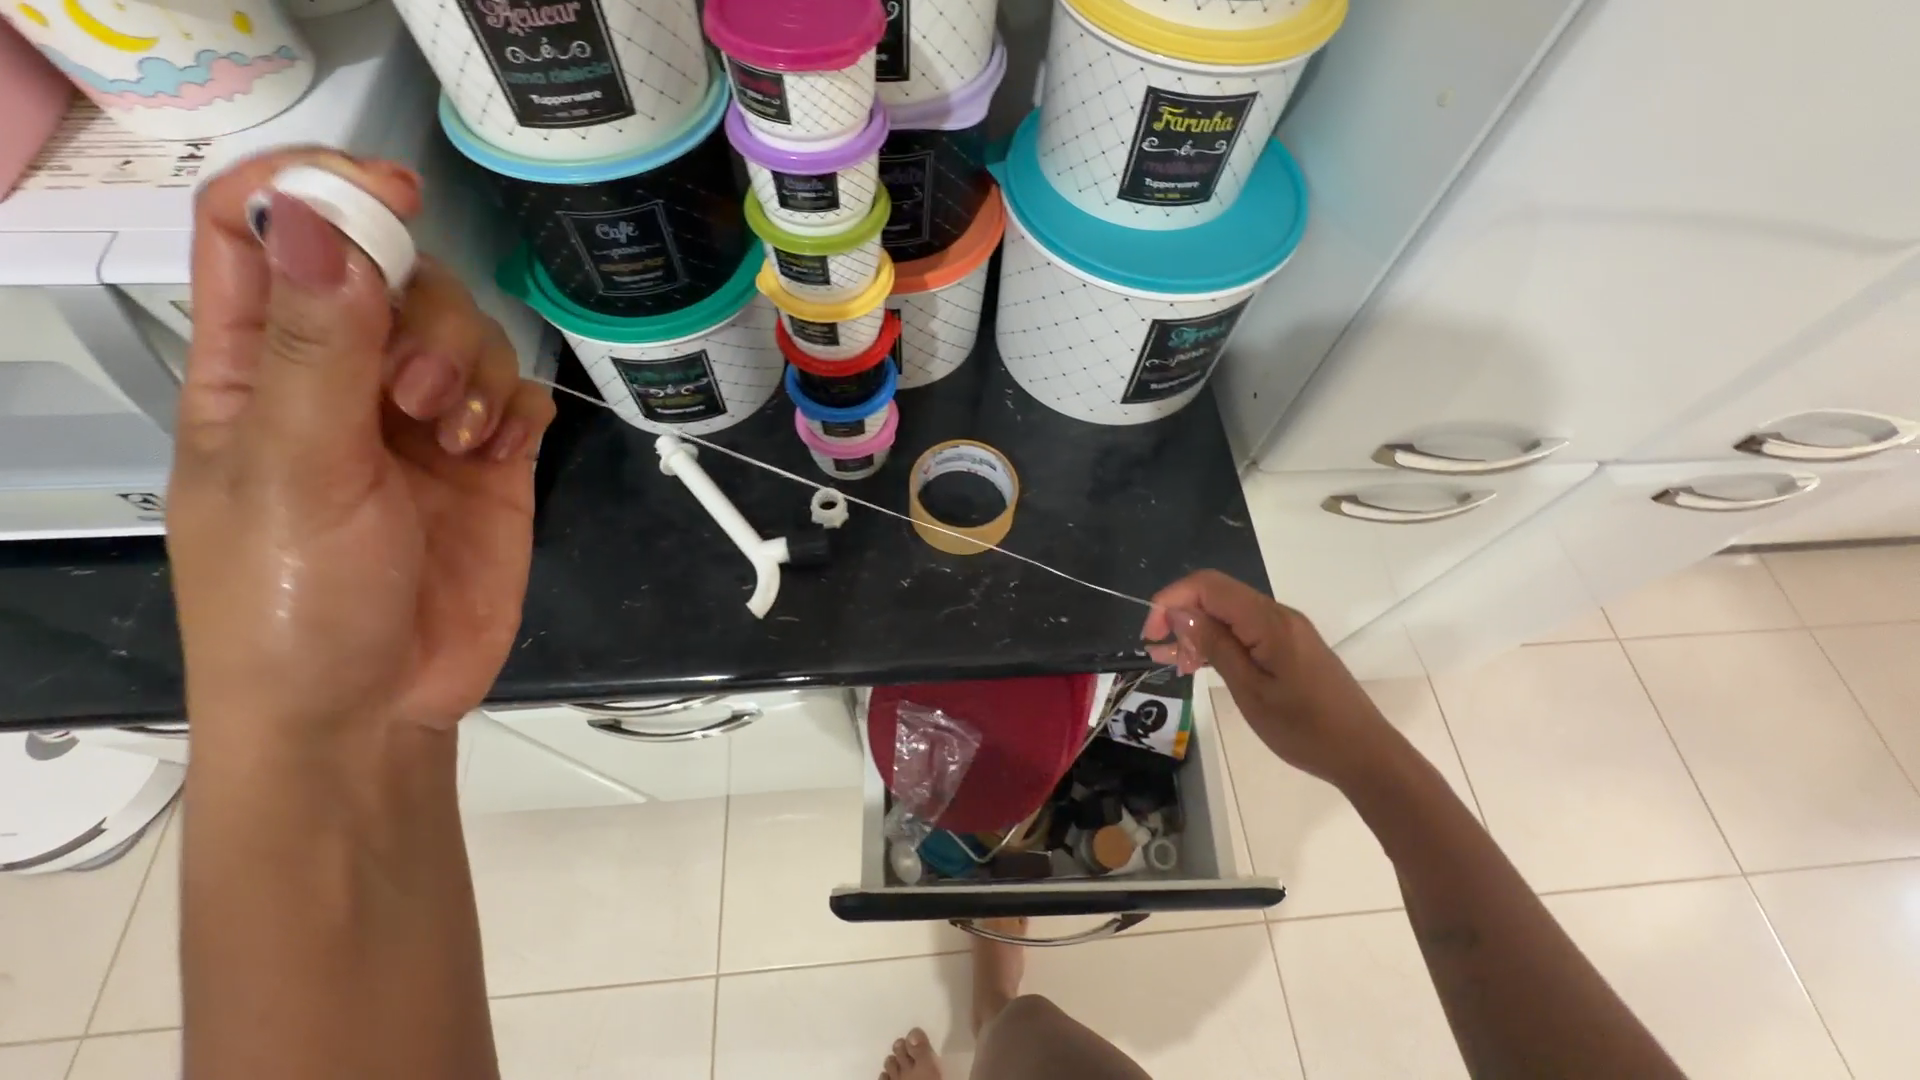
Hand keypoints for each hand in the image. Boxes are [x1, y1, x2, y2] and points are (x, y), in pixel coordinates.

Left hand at [168, 150, 556, 738]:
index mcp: (254, 368)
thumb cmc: (296, 600)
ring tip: (458, 440)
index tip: (389, 200)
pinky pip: (519, 395)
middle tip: (417, 397)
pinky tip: (502, 450)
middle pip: (394, 276)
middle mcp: (343, 381)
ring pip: (467, 332)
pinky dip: (517, 408)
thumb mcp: (295, 471)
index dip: (316, 195)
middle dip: (422, 317)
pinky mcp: (492, 463)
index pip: (263, 234)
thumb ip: (318, 348)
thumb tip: (320, 218)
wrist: (377, 710)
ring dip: (473, 369)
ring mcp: (423, 424)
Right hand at [1143, 570, 1400, 786]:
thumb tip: (1179, 612)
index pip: (1209, 585)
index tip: (1151, 633)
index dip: (1172, 599)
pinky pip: (1244, 629)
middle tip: (1160, 654)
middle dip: (1180, 615)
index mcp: (1269, 621)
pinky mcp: (1289, 646)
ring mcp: (1286, 630)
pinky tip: (1202, 665)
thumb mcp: (1250, 691)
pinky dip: (1218, 641)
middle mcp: (1278, 615)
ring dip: (1197, 631)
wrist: (1364, 754)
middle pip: (1217, 594)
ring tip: (1176, 664)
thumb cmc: (1305, 728)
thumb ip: (1215, 646)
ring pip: (1228, 613)